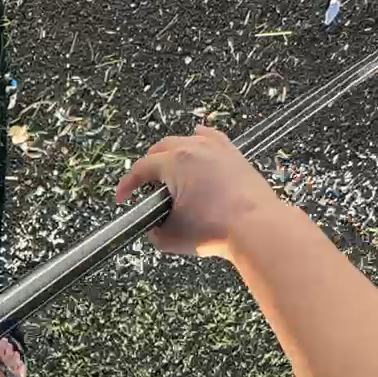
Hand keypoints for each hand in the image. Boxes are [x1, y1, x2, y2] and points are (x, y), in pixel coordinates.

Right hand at [114, 125, 287, 259]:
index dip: (127, 184)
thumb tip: (154, 228)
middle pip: (162, 149)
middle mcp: (195, 147)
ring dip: (172, 153)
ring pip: (186, 140)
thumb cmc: (214, 230)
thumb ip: (154, 232)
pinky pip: (211, 138)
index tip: (122, 197)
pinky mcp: (234, 155)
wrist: (254, 227)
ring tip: (167, 169)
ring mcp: (217, 148)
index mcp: (176, 163)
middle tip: (143, 186)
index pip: (141, 168)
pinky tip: (198, 143)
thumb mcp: (171, 237)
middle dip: (148, 167)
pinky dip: (199, 142)